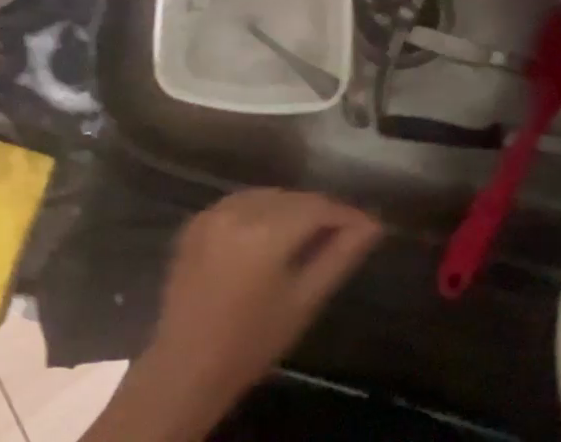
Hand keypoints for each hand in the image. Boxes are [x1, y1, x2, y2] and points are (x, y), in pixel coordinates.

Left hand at [153, 189, 381, 395]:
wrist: (188, 364)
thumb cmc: (253, 342)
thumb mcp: (304, 301)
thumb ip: (338, 257)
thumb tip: (372, 226)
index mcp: (267, 232)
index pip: (317, 207)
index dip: (347, 214)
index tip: (370, 226)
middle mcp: (237, 211)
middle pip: (291, 197)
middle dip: (320, 210)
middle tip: (345, 231)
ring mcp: (211, 213)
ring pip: (264, 196)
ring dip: (290, 207)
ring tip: (312, 232)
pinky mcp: (194, 222)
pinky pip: (237, 203)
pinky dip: (260, 210)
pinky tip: (271, 232)